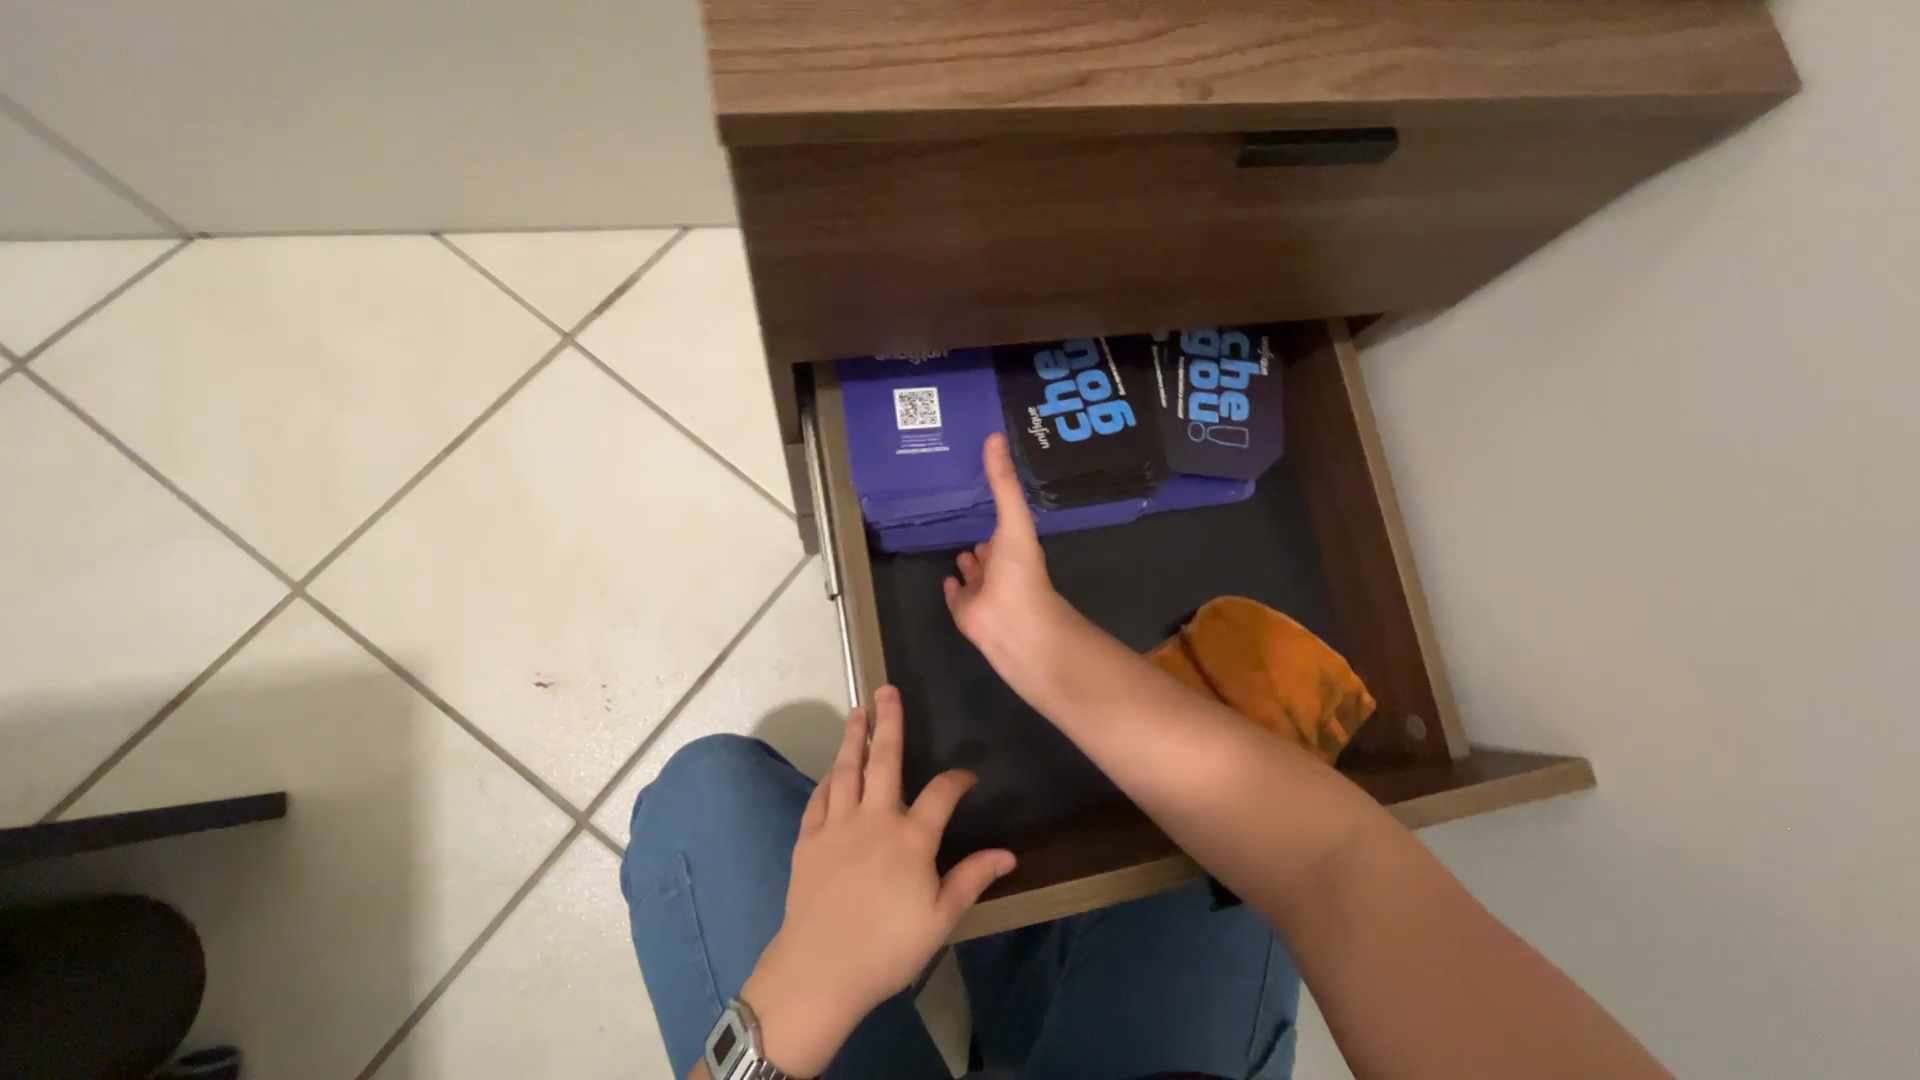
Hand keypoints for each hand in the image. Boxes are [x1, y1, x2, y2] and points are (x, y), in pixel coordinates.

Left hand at [740, 687, 1014, 1076]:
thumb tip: (1008, 854)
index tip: (968, 777)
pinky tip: (833, 772)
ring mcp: (837, 826)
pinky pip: (819, 799)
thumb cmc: (888, 948)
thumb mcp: (940, 918)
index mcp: (912, 837)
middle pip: (884, 760)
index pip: (942, 793)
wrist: (820, 970)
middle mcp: (874, 818)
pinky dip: (828, 780)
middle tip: (886, 690)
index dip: (959, 779)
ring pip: (847, 770)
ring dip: (853, 738)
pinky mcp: (808, 840)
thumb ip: (971, 879)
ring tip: (857, 713)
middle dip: (888, 722)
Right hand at [943, 434, 1070, 661]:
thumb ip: (1003, 482)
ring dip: (966, 561)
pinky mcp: (964, 609)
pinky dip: (952, 586)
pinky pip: (956, 595)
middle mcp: (999, 568)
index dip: (995, 512)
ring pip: (973, 572)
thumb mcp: (1013, 519)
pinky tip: (945, 576)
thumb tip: (994, 436)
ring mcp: (981, 590)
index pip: (1004, 526)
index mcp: (1013, 547)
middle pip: (988, 549)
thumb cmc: (1020, 570)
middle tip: (963, 514)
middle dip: (980, 537)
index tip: (981, 492)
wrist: (1012, 621)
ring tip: (952, 539)